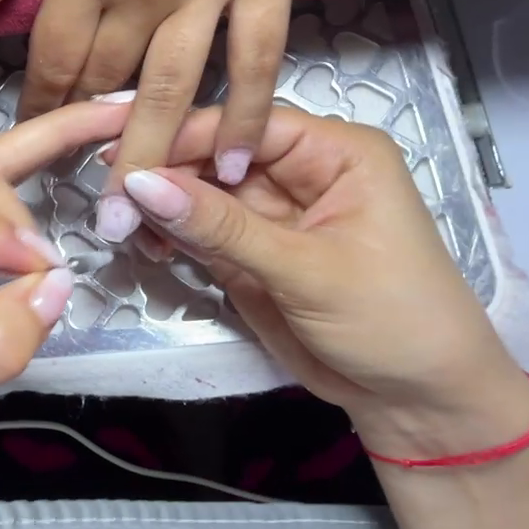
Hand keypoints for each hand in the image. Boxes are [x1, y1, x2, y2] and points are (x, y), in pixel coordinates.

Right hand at [115, 106, 528, 458]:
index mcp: (334, 152)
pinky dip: (166, 234)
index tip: (122, 155)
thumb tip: (141, 183)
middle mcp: (297, 170)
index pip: (243, 124)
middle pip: (211, 153)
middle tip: (110, 200)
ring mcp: (267, 211)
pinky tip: (145, 244)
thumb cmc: (394, 321)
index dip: (183, 135)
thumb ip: (222, 226)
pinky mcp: (245, 249)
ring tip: (122, 227)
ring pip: (195, 191)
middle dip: (162, 174)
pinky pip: (194, 228)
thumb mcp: (309, 270)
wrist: (418, 404)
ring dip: (157, 207)